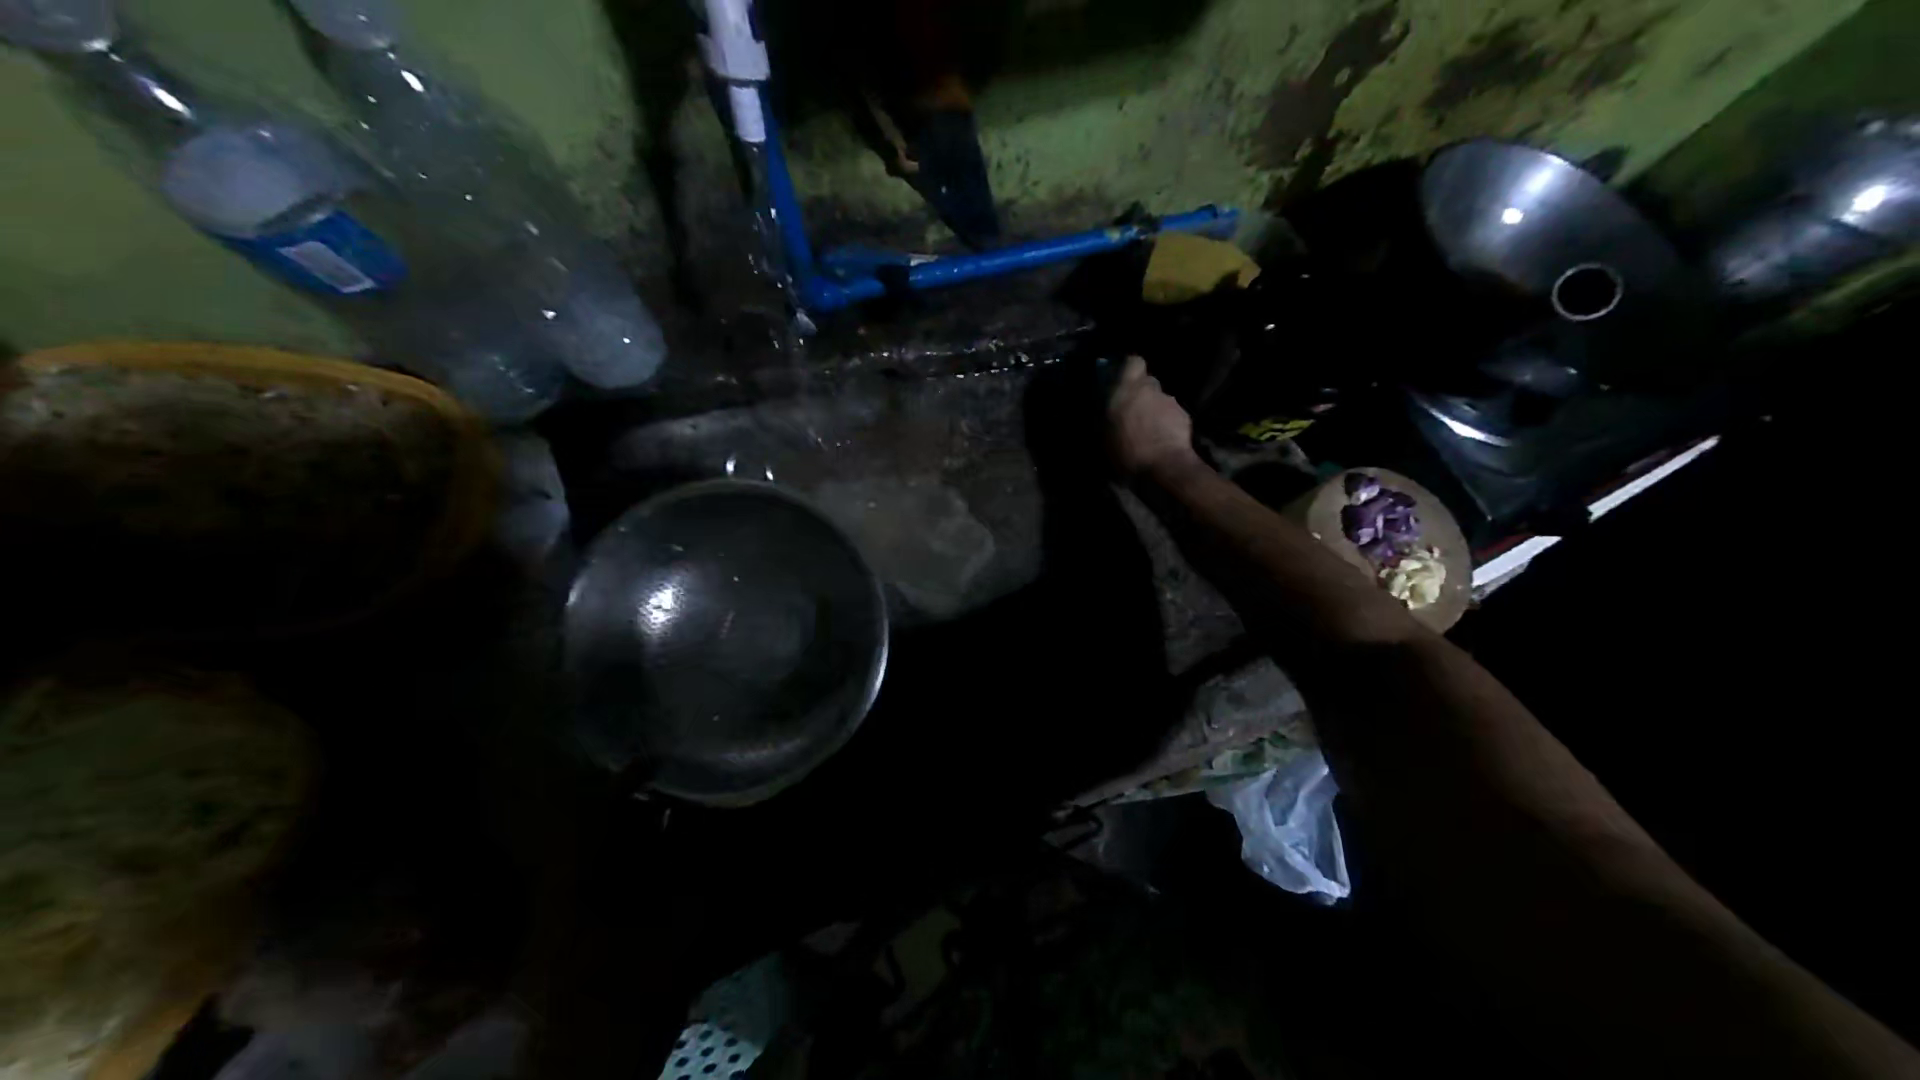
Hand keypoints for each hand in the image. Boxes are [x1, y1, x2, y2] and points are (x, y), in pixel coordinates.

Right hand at [1107, 356, 1197, 476]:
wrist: (1164, 466)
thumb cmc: (1126, 451)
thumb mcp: (1103, 436)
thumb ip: (1103, 417)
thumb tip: (1102, 410)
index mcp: (1126, 389)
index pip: (1133, 362)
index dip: (1129, 368)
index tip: (1122, 379)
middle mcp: (1149, 389)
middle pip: (1147, 381)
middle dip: (1141, 391)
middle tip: (1132, 409)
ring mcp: (1169, 401)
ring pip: (1159, 398)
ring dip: (1154, 408)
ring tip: (1148, 429)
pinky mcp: (1184, 415)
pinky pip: (1172, 413)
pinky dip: (1167, 422)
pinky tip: (1161, 438)